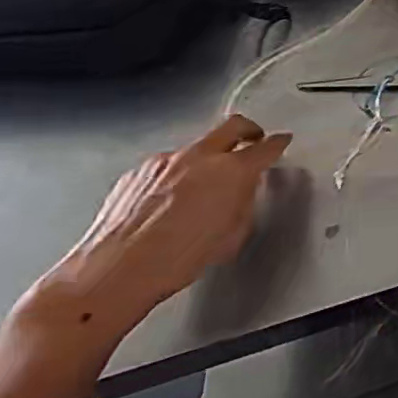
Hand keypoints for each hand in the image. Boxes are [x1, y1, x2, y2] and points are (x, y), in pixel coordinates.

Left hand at [20, 116, 291, 342]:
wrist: (117, 271)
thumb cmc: (176, 258)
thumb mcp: (233, 234)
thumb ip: (243, 203)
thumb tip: (240, 194)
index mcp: (232, 171)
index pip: (265, 148)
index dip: (277, 144)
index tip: (280, 142)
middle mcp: (199, 157)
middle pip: (233, 126)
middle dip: (248, 130)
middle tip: (253, 138)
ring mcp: (164, 162)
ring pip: (196, 146)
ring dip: (207, 156)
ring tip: (206, 182)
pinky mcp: (136, 173)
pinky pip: (166, 164)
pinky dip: (176, 173)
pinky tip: (172, 199)